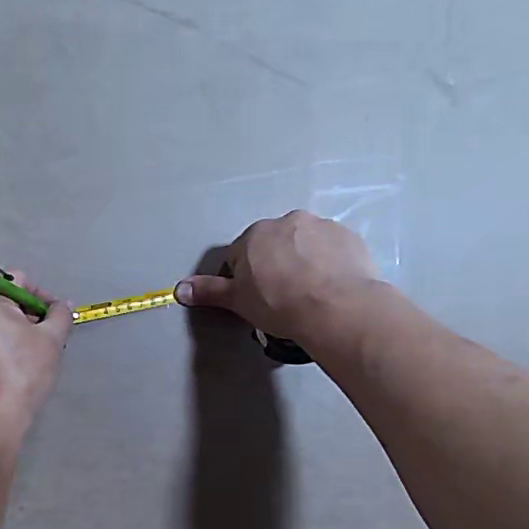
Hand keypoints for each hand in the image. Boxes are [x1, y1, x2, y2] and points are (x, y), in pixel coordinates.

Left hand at [0, 273, 71, 436]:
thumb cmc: (24, 373)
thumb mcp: (52, 340)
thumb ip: (60, 315)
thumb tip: (63, 305)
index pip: (18, 281)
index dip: (43, 295)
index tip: (58, 317)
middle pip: (6, 301)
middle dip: (31, 316)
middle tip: (50, 338)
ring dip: (19, 331)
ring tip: (37, 355)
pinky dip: (4, 345)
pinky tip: (19, 366)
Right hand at [174, 211, 381, 342]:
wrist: (335, 307)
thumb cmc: (279, 304)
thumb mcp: (238, 301)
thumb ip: (209, 291)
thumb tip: (179, 289)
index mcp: (254, 235)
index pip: (241, 256)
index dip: (246, 279)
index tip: (257, 299)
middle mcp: (286, 221)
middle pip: (274, 244)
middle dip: (276, 264)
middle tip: (284, 296)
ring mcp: (320, 226)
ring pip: (305, 244)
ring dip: (305, 260)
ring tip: (312, 292)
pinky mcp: (348, 236)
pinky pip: (333, 249)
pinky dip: (331, 262)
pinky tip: (333, 286)